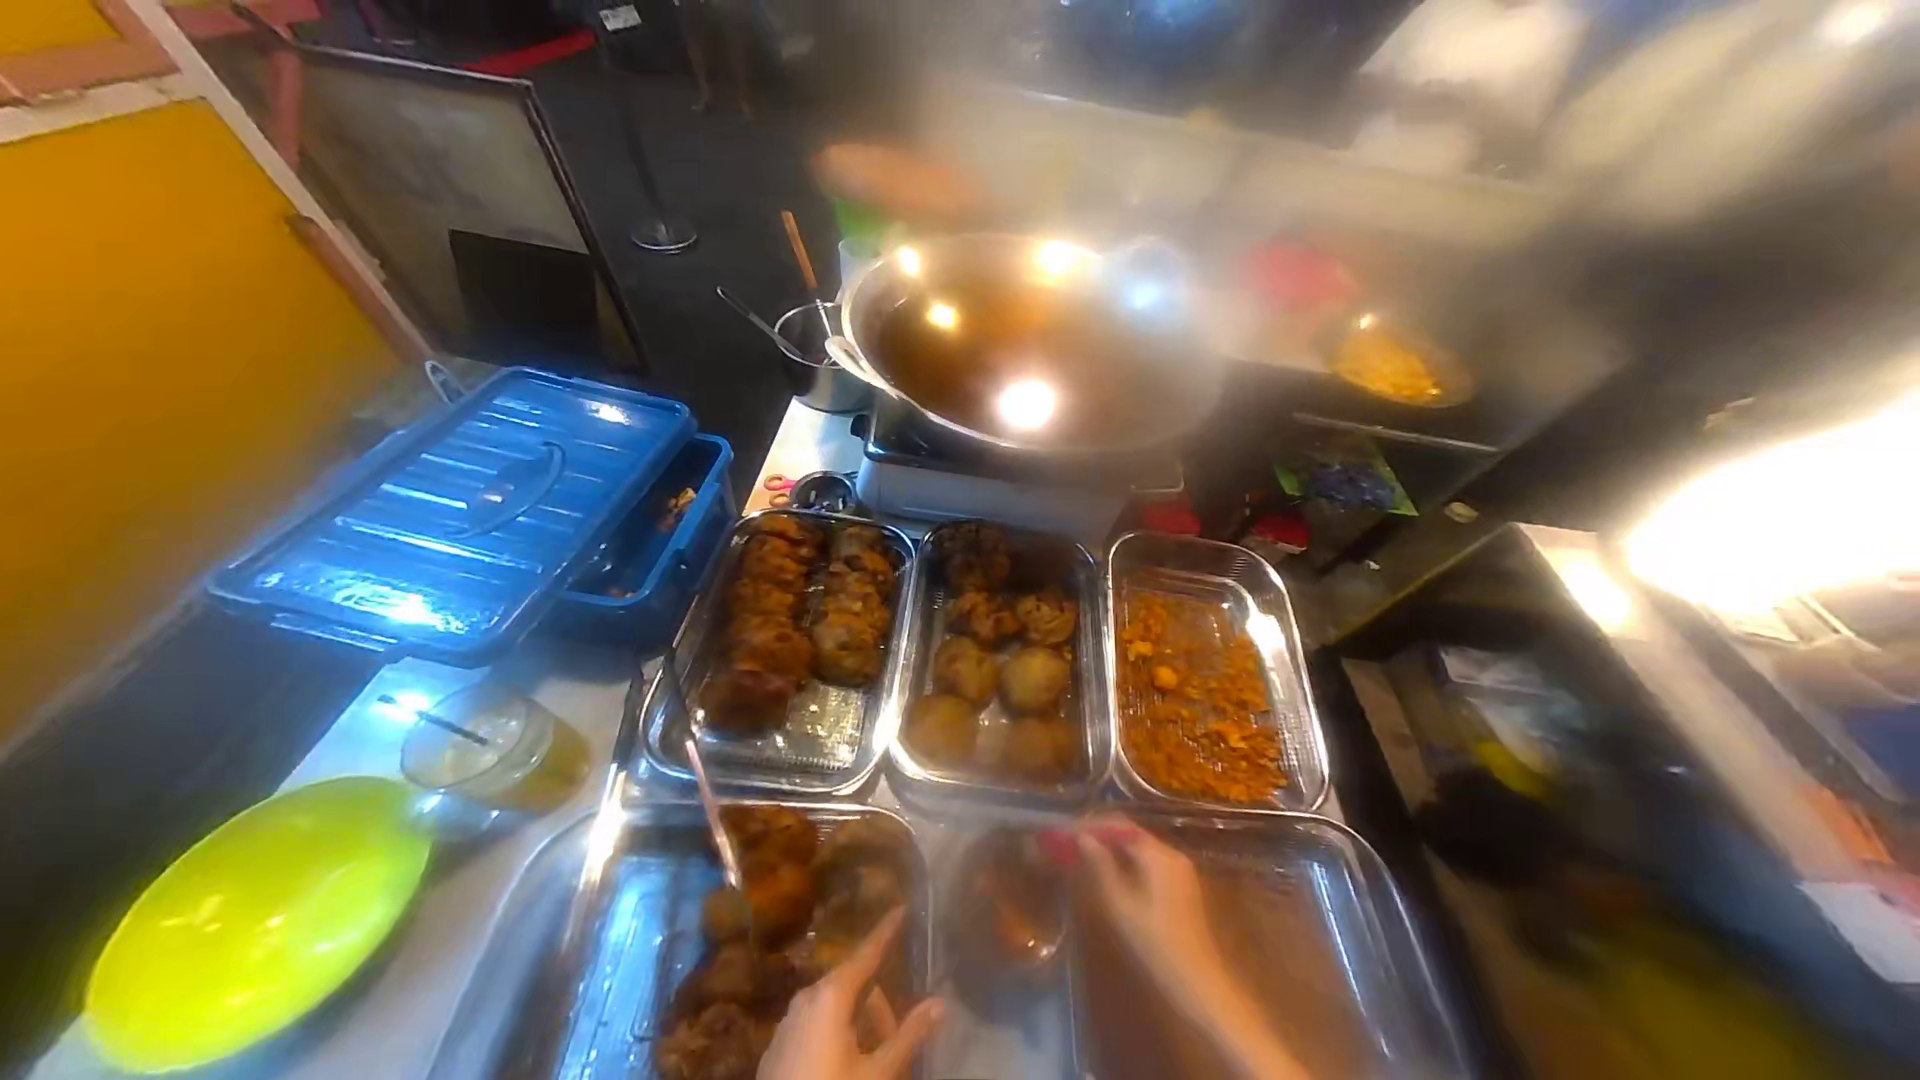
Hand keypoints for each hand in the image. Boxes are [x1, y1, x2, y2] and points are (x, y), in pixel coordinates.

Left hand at [757, 908, 943, 1079]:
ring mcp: (789, 1021)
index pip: (868, 951)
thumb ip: (909, 1035)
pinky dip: (837, 1035)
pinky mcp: (778, 1046)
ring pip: (836, 1007)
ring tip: (874, 1060)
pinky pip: (816, 1025)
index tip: (902, 906)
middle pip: (854, 985)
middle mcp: (807, 996)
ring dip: (860, 1025)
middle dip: (879, 1007)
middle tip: (897, 1040)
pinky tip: (845, 1068)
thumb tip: (941, 1003)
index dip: (887, 929)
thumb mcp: (877, 1074)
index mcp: (831, 995)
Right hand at [1071, 814, 1231, 1008]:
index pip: (1114, 824)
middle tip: (1061, 849)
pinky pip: (1141, 869)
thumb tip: (1079, 836)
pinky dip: (1118, 869)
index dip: (1083, 827)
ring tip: (1074, 865)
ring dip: (1103, 854)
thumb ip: (1096, 866)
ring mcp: (1177, 877)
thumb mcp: (1116, 904)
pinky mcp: (1177, 898)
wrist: (1195, 992)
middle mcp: (1170, 857)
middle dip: (1092, 839)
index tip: (1055, 837)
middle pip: (1125, 836)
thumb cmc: (1151, 944)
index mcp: (1157, 853)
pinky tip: (1101, 884)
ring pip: (1132, 853)